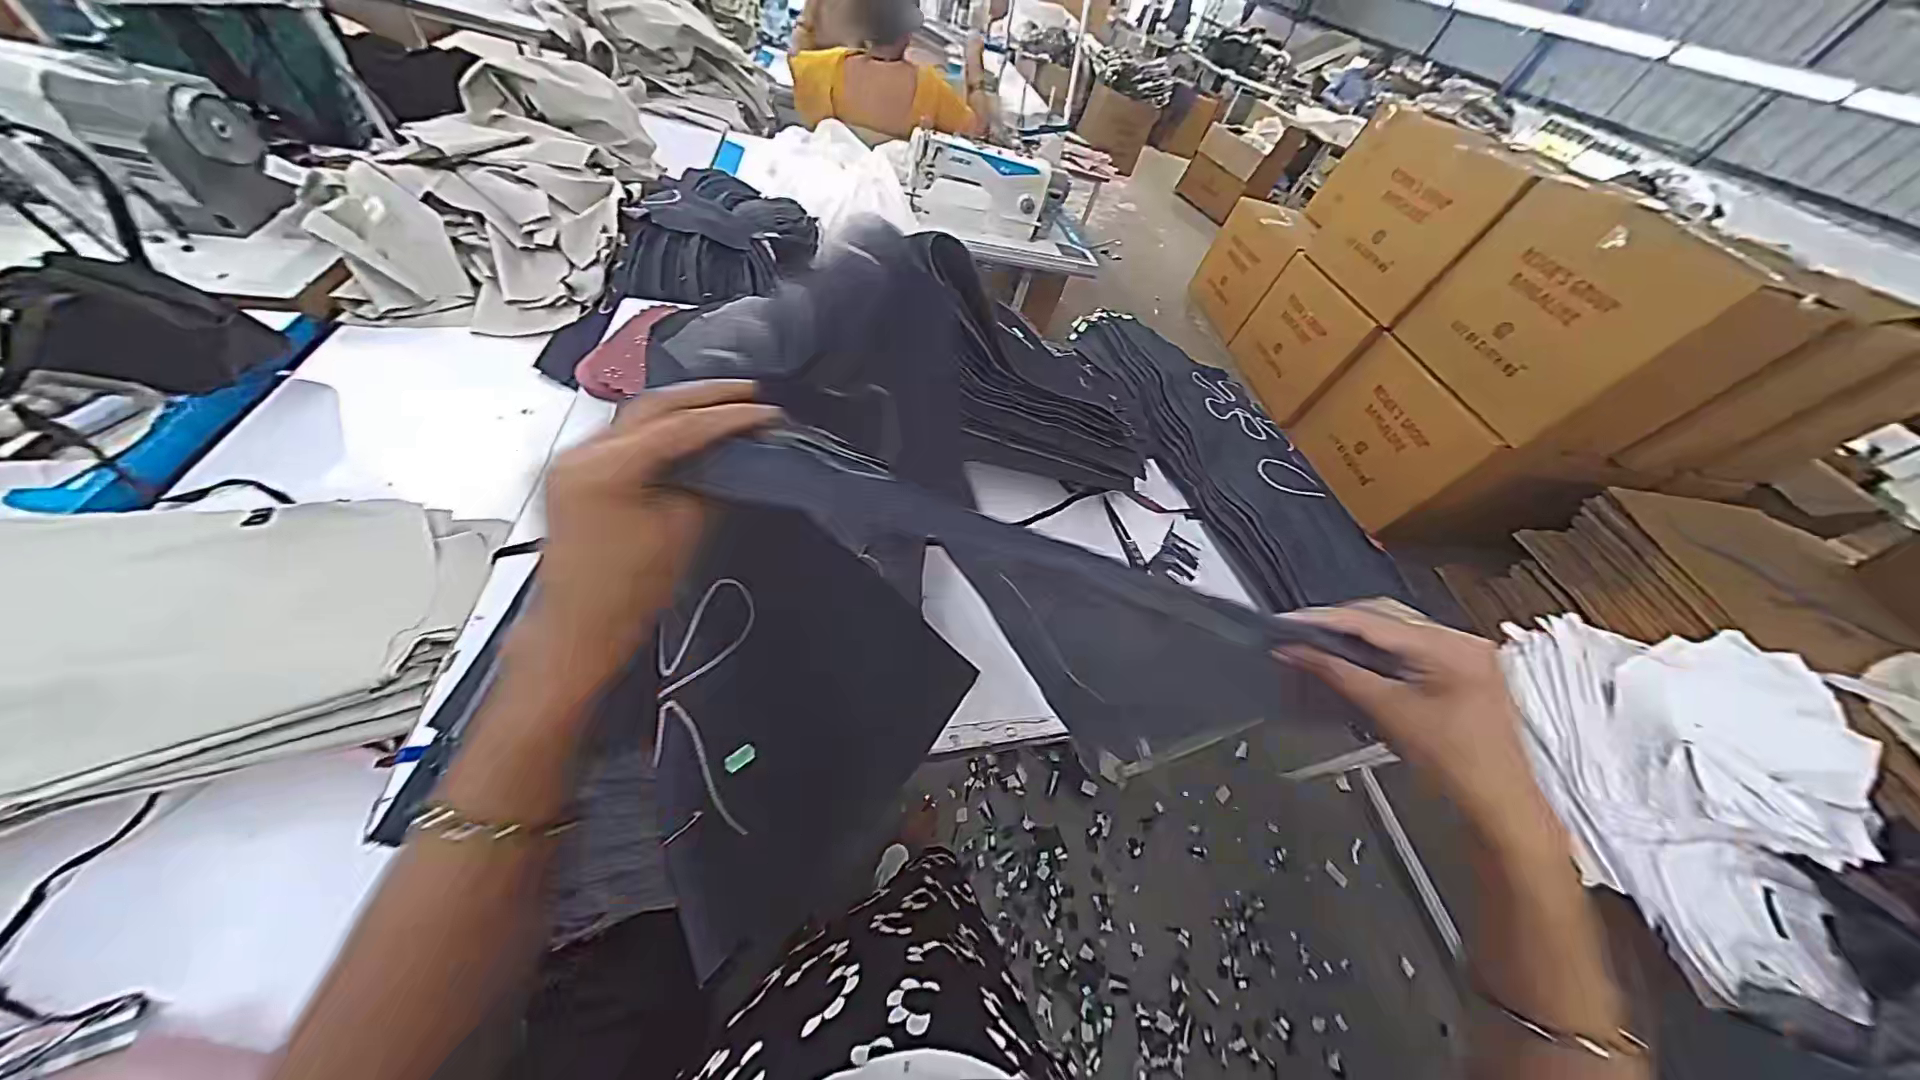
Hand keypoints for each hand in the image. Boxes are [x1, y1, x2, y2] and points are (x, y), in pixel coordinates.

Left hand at [526, 380, 779, 687]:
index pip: (681, 425)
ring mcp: (574, 463)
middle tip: (747, 393)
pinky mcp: (578, 475)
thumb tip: (730, 459)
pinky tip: (689, 431)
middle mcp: (580, 457)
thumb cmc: (622, 595)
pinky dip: (663, 429)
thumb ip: (710, 484)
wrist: (582, 625)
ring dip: (684, 409)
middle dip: (706, 395)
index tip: (763, 412)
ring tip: (724, 406)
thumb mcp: (683, 529)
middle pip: (654, 405)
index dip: (730, 417)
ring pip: (639, 416)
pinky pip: (627, 437)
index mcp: (604, 468)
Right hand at [1277, 601, 1550, 838]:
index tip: (1290, 622)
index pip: (1370, 619)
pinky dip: (1381, 649)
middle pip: (1385, 615)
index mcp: (1451, 647)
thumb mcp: (1384, 710)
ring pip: (1398, 627)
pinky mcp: (1466, 668)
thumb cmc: (1459, 768)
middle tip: (1301, 633)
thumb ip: (1335, 672)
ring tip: (1323, 644)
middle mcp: (1465, 643)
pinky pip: (1413, 644)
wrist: (1499, 805)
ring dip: (1359, 635)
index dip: (1322, 619)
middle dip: (1339, 623)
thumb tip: (1297, 650)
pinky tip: (1359, 659)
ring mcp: (1469, 654)